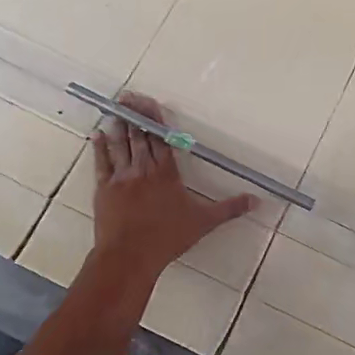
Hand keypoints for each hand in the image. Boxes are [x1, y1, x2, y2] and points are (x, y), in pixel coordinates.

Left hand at [87, 93, 254, 283]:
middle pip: (140, 137)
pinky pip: (102, 163)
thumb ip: (230, 208)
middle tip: (129, 98)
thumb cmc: (168, 237)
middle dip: (136, 116)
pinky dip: (100, 148)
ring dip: (118, 127)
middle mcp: (144, 170)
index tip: (150, 103)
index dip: (156, 120)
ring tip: (115, 110)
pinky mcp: (105, 190)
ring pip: (121, 146)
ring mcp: (122, 178)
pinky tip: (98, 135)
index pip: (163, 140)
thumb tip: (256, 201)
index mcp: (167, 174)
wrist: (130, 256)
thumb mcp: (204, 222)